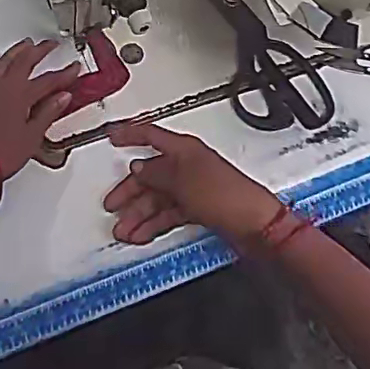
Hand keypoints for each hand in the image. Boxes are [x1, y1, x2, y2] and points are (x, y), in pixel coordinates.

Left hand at [0, 38, 80, 177]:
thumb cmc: (2, 153)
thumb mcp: (33, 135)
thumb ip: (48, 112)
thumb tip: (62, 98)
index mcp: (22, 95)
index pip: (49, 80)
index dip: (65, 73)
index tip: (74, 68)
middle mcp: (4, 87)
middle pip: (25, 60)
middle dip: (41, 50)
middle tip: (51, 44)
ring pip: (5, 60)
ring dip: (17, 50)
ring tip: (26, 44)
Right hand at [103, 123, 282, 245]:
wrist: (256, 225)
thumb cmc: (226, 195)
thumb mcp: (182, 180)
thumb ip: (156, 173)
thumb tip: (138, 168)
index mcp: (184, 150)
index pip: (150, 135)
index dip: (130, 134)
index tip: (113, 136)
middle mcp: (187, 166)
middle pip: (150, 174)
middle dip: (129, 191)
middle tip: (113, 204)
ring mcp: (192, 188)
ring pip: (157, 198)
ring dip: (139, 214)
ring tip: (124, 230)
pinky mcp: (198, 208)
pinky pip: (168, 213)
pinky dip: (154, 224)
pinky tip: (142, 234)